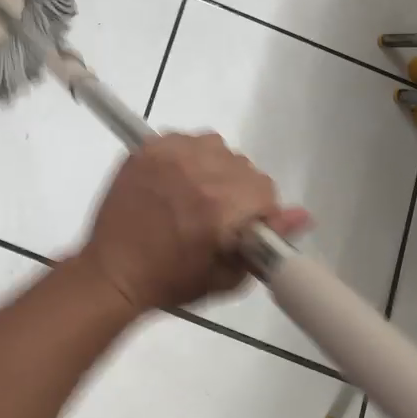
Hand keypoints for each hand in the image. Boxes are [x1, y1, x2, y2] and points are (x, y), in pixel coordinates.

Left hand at [73, 133, 310, 312]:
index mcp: (219, 204)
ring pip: (215, 145)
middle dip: (239, 190)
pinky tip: (176, 178)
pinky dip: (187, 154)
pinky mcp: (146, 148)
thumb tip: (303, 215)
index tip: (244, 227)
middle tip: (219, 215)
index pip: (264, 188)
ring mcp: (168, 154)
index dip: (260, 211)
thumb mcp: (226, 275)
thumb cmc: (170, 280)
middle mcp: (196, 171)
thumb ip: (266, 243)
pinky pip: (183, 138)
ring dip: (215, 166)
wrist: (112, 270)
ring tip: (198, 192)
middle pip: (241, 165)